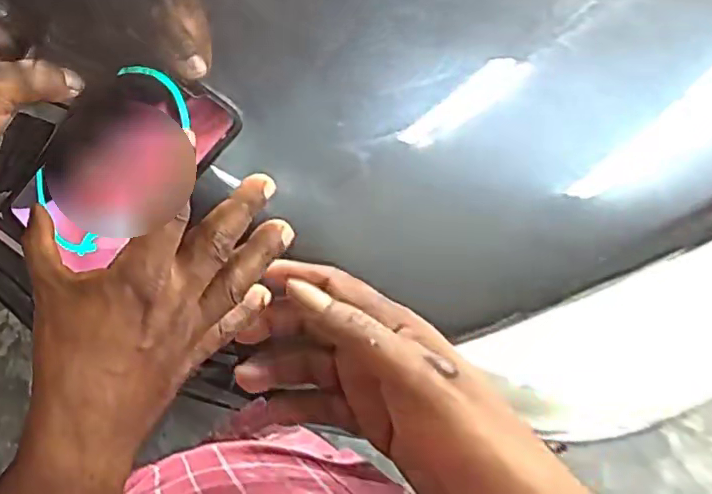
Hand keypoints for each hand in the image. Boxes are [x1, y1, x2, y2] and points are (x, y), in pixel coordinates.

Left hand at [0, 39, 81, 190]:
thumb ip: (37, 79)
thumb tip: (74, 82)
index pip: (22, 30)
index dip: (48, 37)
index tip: (77, 44)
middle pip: (28, 57)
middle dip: (52, 66)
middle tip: (83, 69)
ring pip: (29, 83)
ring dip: (48, 89)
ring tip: (79, 89)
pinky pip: (26, 106)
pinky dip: (41, 108)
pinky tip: (62, 108)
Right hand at [7, 175, 294, 492]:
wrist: (86, 428)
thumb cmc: (67, 356)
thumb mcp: (46, 285)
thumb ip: (43, 239)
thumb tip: (38, 206)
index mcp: (140, 271)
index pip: (167, 206)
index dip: (178, 168)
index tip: (189, 140)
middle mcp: (174, 293)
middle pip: (217, 242)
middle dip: (244, 208)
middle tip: (265, 184)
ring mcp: (190, 325)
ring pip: (235, 280)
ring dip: (261, 252)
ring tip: (284, 228)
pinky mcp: (194, 353)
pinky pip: (229, 324)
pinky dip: (248, 305)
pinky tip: (262, 292)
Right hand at [233, 261, 586, 493]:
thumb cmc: (476, 438)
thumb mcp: (415, 377)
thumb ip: (356, 330)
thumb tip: (299, 288)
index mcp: (392, 326)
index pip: (333, 286)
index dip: (293, 275)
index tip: (252, 273)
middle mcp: (377, 348)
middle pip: (314, 322)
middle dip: (274, 324)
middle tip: (235, 331)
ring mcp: (373, 385)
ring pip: (311, 364)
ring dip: (275, 368)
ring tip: (243, 379)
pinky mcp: (371, 422)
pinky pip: (320, 403)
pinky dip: (290, 405)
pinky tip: (266, 412)